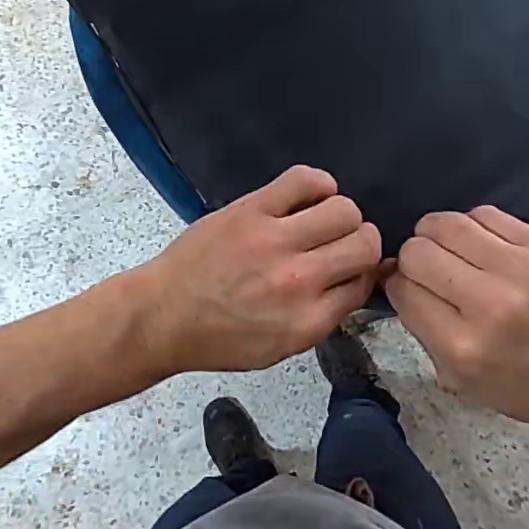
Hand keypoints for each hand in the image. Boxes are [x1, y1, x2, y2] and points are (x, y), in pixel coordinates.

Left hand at [133, 166, 381, 373]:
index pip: (365, 282)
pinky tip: (308, 198)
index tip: (350, 269)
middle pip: (364, 243)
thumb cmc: (217, 338)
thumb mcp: (279, 348)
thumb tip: (355, 282)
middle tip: (337, 245)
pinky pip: (305, 180)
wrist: (163, 315)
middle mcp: (299, 279)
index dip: (362, 273)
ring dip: (341, 216)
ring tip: (320, 222)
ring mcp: (274, 240)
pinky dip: (318, 185)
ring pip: (344, 210)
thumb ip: (323, 318)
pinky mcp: (251, 210)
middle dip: (361, 243)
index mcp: (309, 320)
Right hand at [383, 206, 528, 435]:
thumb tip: (396, 278)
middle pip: (417, 251)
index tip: (409, 288)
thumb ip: (423, 331)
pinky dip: (471, 227)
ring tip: (450, 251)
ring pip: (444, 224)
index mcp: (463, 347)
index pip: (402, 290)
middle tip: (429, 270)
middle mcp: (489, 304)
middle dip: (412, 258)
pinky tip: (481, 245)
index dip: (397, 285)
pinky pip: (483, 214)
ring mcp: (522, 269)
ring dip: (436, 235)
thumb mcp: (464, 382)